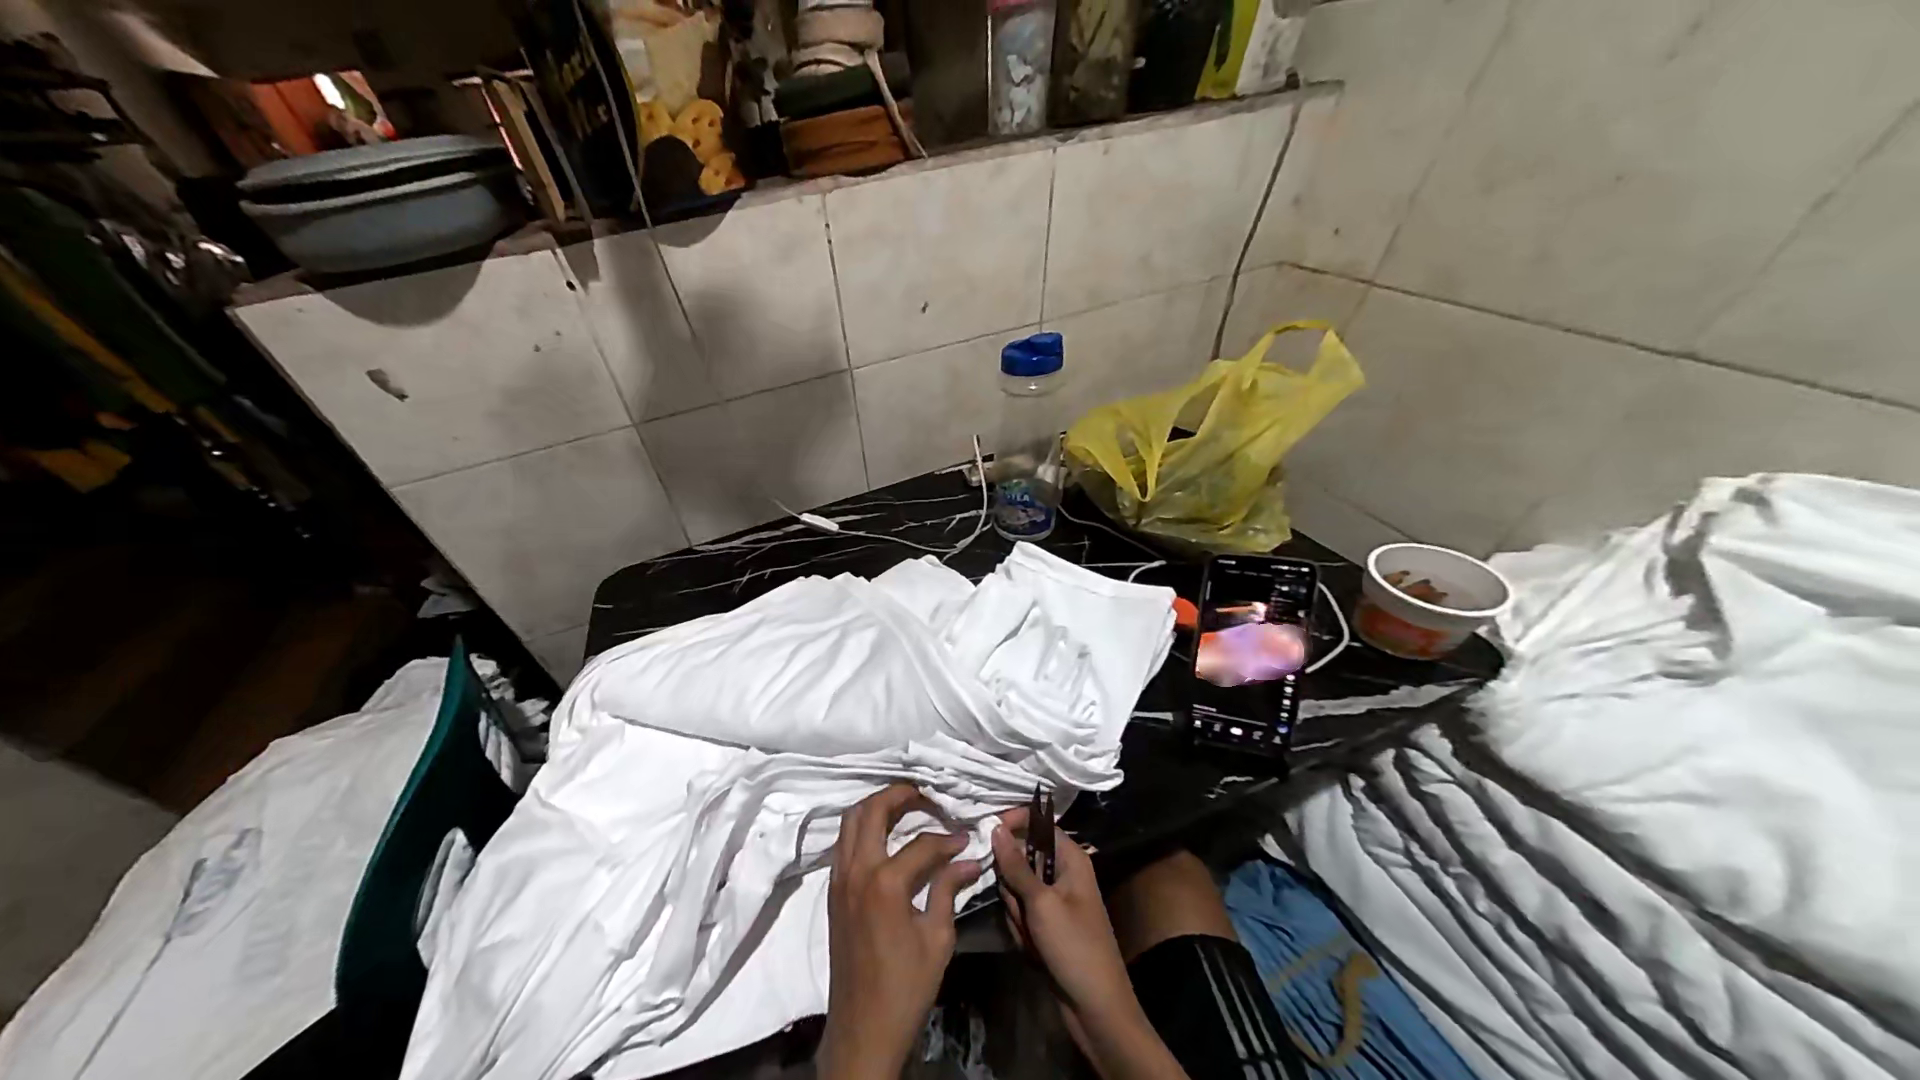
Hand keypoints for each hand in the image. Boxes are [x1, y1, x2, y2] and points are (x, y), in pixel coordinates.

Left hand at [819, 784, 981, 1079]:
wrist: (862, 1028)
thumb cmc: (906, 987)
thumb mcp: (937, 938)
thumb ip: (948, 890)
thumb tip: (969, 860)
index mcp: (885, 883)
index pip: (922, 843)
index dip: (948, 839)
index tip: (965, 840)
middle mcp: (856, 872)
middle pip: (871, 811)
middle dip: (898, 795)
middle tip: (924, 794)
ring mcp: (838, 880)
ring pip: (849, 822)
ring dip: (875, 807)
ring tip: (905, 806)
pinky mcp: (832, 892)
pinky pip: (843, 844)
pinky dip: (862, 829)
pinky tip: (884, 836)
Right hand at [993, 809, 1187, 1079]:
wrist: (1095, 1008)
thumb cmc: (1074, 947)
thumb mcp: (1041, 903)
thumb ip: (1016, 865)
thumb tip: (996, 827)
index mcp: (1071, 858)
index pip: (1038, 823)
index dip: (1014, 822)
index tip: (988, 831)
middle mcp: (1062, 873)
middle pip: (1020, 859)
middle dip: (1013, 886)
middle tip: (1025, 911)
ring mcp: (1052, 900)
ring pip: (1015, 890)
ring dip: (1017, 913)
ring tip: (1034, 937)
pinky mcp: (1045, 924)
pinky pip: (1019, 914)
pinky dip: (1021, 931)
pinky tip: (1034, 951)